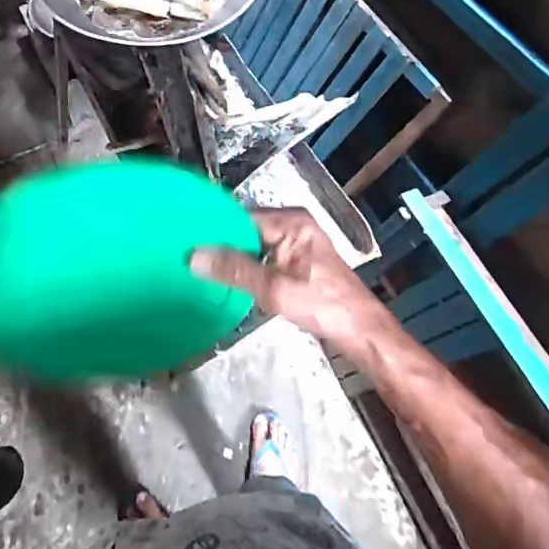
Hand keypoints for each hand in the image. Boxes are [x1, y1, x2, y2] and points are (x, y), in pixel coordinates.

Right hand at [191, 207, 397, 354]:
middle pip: (247, 229)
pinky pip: (263, 255)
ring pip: (254, 244)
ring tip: (201, 266)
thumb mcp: (274, 289)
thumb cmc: (323, 306)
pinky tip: (228, 278)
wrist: (361, 331)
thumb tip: (194, 256)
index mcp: (292, 221)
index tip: (187, 239)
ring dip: (234, 257)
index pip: (242, 217)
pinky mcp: (296, 259)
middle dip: (222, 244)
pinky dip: (247, 266)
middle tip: (188, 255)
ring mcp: (296, 241)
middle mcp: (294, 224)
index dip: (216, 229)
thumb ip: (235, 271)